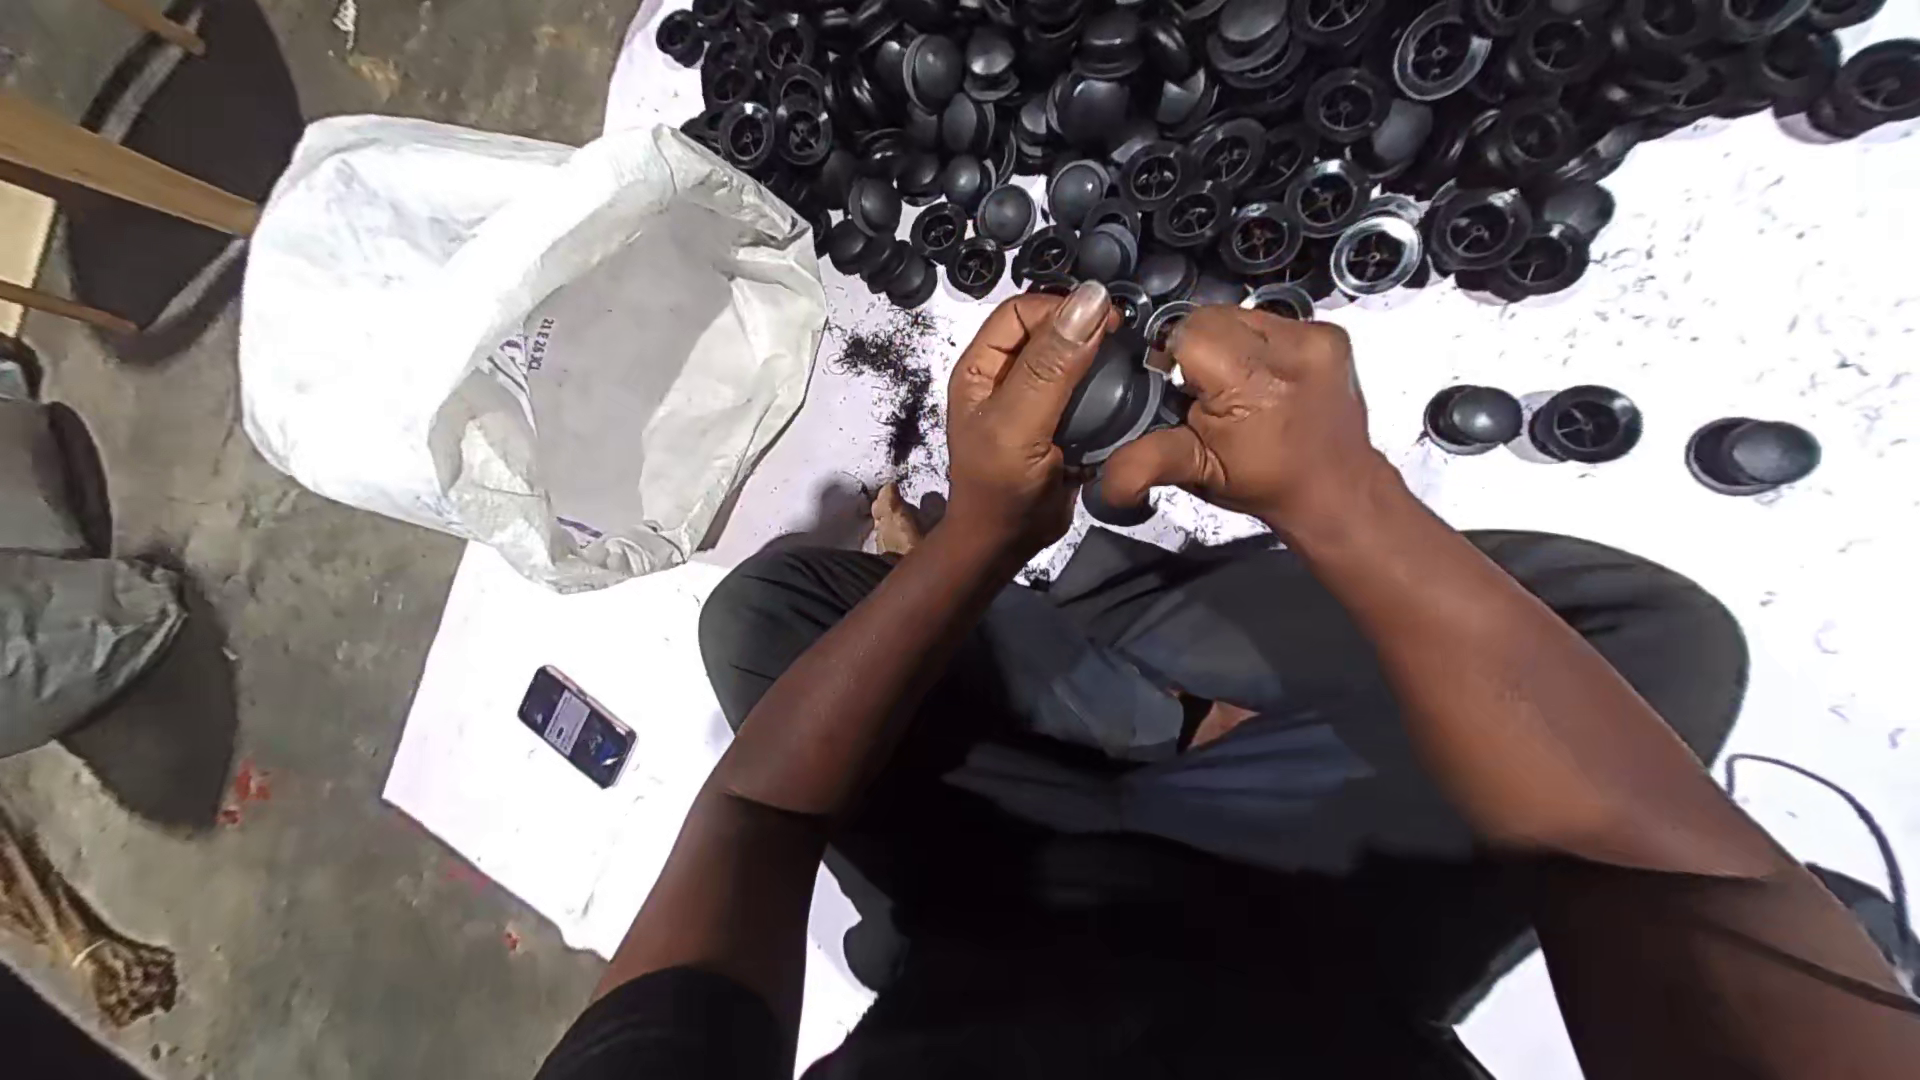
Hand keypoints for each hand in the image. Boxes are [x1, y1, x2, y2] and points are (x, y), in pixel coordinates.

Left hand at [944, 281, 1115, 555]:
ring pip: (1070, 360)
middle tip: (1123, 341)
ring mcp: (1033, 400)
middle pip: (1048, 331)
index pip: (1021, 312)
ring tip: (1129, 364)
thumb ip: (1050, 366)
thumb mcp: (1017, 423)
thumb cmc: (1000, 486)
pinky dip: (1104, 389)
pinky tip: (1123, 393)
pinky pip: (1085, 392)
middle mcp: (1005, 377)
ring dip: (1098, 359)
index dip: (1061, 308)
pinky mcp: (1059, 422)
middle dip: (1085, 330)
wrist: (1007, 542)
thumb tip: (1091, 300)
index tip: (1105, 321)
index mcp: (981, 368)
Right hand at [1100, 306, 1391, 537]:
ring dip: (1224, 342)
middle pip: (1212, 315)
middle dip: (1196, 347)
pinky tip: (1257, 374)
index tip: (1177, 386)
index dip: (1172, 354)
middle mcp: (1290, 349)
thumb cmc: (1265, 482)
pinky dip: (1253, 342)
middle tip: (1202, 389)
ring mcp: (1314, 336)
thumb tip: (1106, 481)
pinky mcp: (1328, 332)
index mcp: (1251, 384)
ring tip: (1232, 383)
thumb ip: (1146, 463)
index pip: (1189, 330)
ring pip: (1239, 312)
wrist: (1333, 487)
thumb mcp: (1194, 473)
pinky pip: (1269, 319)